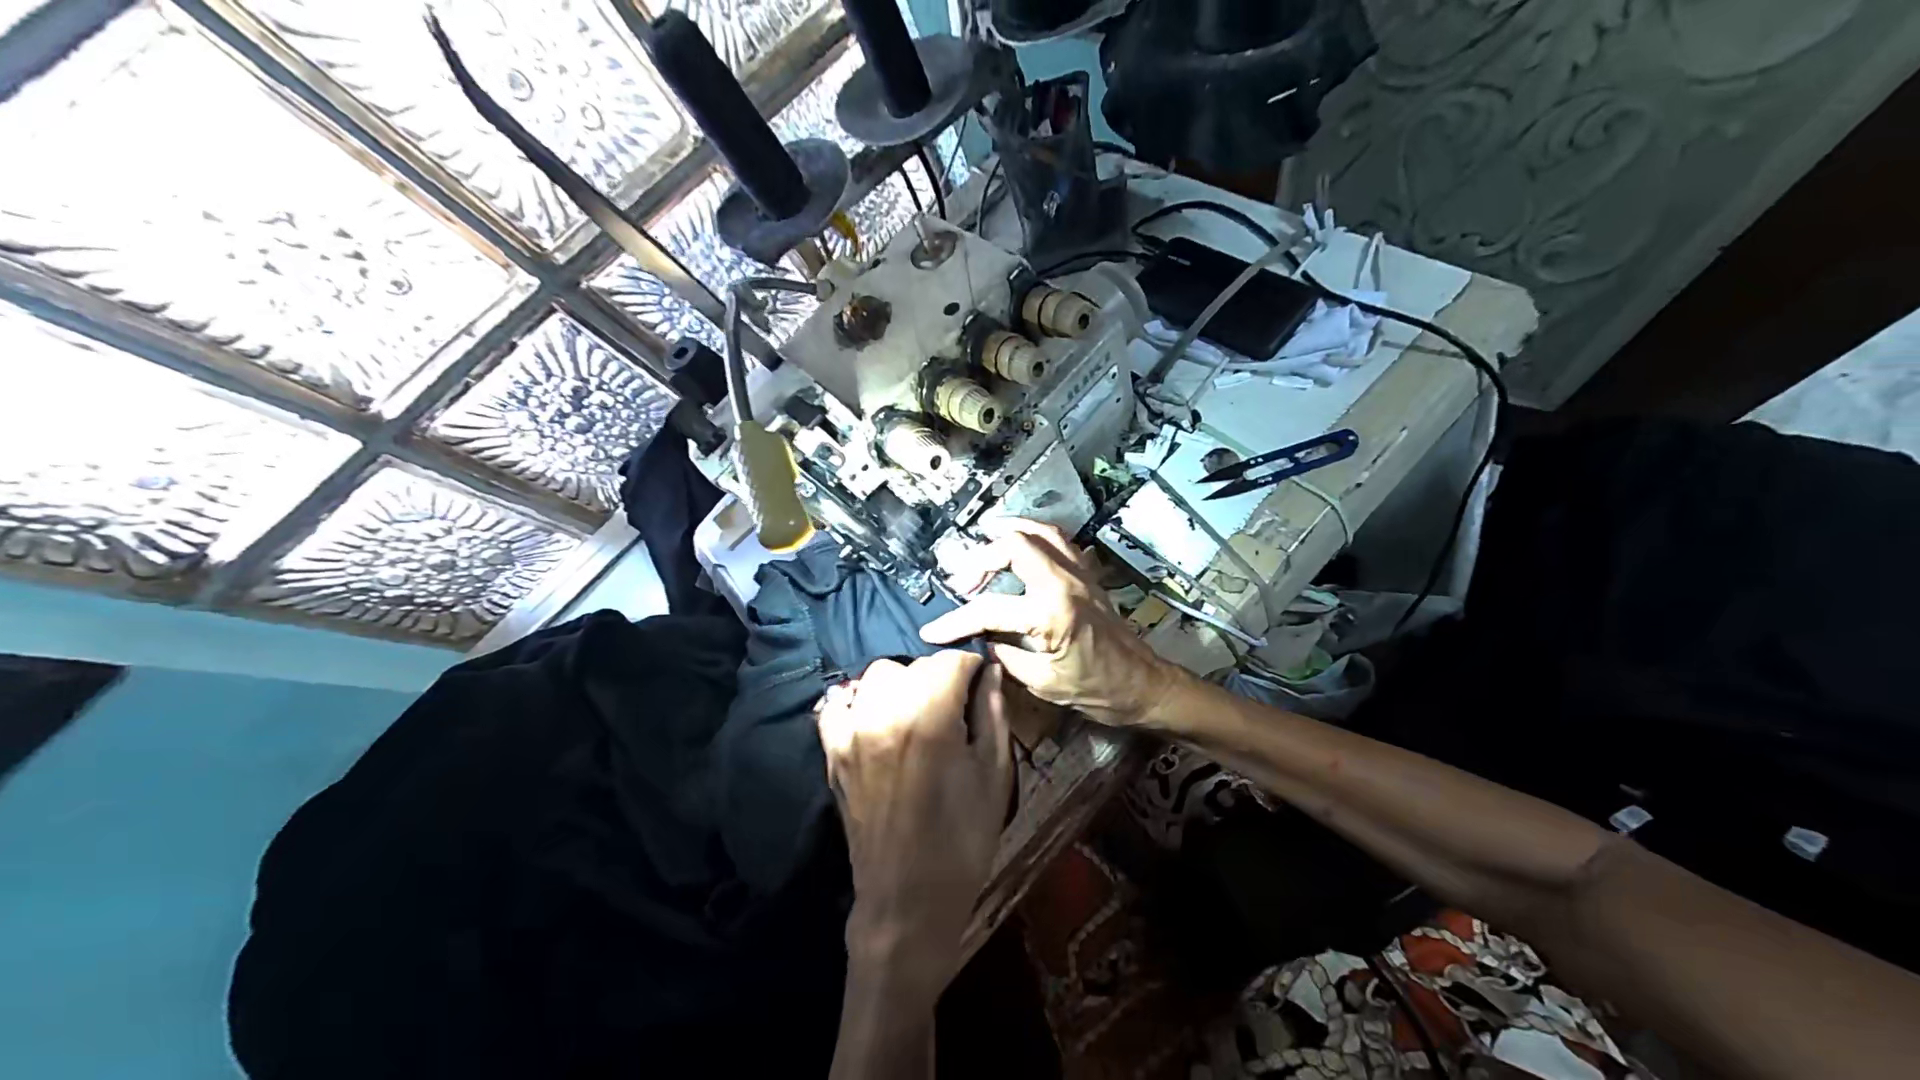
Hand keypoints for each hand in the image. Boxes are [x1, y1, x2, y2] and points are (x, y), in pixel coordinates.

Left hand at [817, 651, 1012, 997]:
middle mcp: (883, 713)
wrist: (908, 897)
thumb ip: (991, 713)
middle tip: (956, 709)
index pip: (950, 661)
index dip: (972, 668)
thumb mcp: (993, 774)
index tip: (980, 685)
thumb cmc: (962, 838)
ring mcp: (851, 730)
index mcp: (928, 717)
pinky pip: (840, 703)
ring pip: (879, 676)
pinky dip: (860, 701)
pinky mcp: (832, 750)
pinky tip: (879, 720)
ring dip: (903, 685)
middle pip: (916, 666)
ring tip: (919, 714)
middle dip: (941, 678)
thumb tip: (989, 671)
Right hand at [918, 519, 1178, 727]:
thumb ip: (1005, 654)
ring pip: (1037, 532)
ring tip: (982, 552)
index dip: (955, 621)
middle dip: (980, 561)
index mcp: (1050, 615)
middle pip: (1013, 546)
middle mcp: (1064, 583)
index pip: (989, 609)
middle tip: (963, 584)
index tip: (932, 631)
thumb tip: (981, 638)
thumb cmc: (1096, 691)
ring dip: (1005, 538)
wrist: (1142, 684)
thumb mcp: (1042, 683)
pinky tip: (1018, 544)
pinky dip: (1033, 535)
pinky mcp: (1088, 574)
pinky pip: (1058, 540)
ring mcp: (1079, 573)